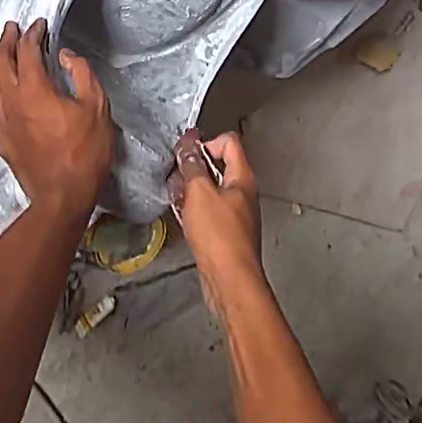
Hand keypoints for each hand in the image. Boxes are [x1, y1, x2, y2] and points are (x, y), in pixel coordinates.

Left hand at [0, 19, 113, 217]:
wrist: (63, 196)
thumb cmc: (85, 152)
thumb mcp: (96, 107)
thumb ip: (81, 74)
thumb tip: (64, 55)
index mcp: (35, 90)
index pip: (28, 52)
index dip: (32, 35)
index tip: (38, 25)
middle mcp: (12, 101)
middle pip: (2, 63)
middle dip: (6, 41)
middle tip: (11, 28)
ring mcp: (2, 121)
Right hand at [170, 129, 263, 310]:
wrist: (229, 280)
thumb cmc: (218, 234)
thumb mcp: (199, 191)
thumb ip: (192, 164)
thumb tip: (188, 145)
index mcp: (242, 178)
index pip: (229, 142)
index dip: (207, 142)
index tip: (188, 155)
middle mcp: (243, 193)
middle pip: (218, 165)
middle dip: (194, 168)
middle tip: (179, 177)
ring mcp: (236, 213)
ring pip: (211, 188)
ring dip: (192, 189)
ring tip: (178, 198)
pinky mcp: (227, 231)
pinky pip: (209, 209)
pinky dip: (194, 208)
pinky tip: (183, 216)